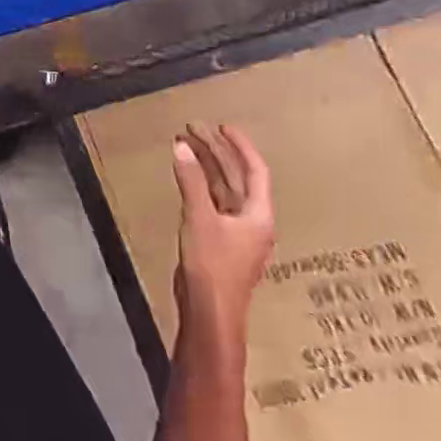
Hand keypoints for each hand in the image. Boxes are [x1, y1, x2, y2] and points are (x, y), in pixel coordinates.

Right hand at [172, 123, 274, 332]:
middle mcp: (252, 221)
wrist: (209, 314)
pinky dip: (198, 188)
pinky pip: (211, 205)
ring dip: (204, 169)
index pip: (255, 170)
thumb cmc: (213, 266)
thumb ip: (191, 181)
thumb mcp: (200, 218)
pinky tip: (184, 178)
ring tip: (184, 147)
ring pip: (222, 191)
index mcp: (259, 214)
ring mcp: (235, 234)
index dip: (240, 146)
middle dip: (215, 152)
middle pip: (236, 178)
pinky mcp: (219, 244)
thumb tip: (182, 147)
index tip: (222, 127)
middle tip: (193, 130)